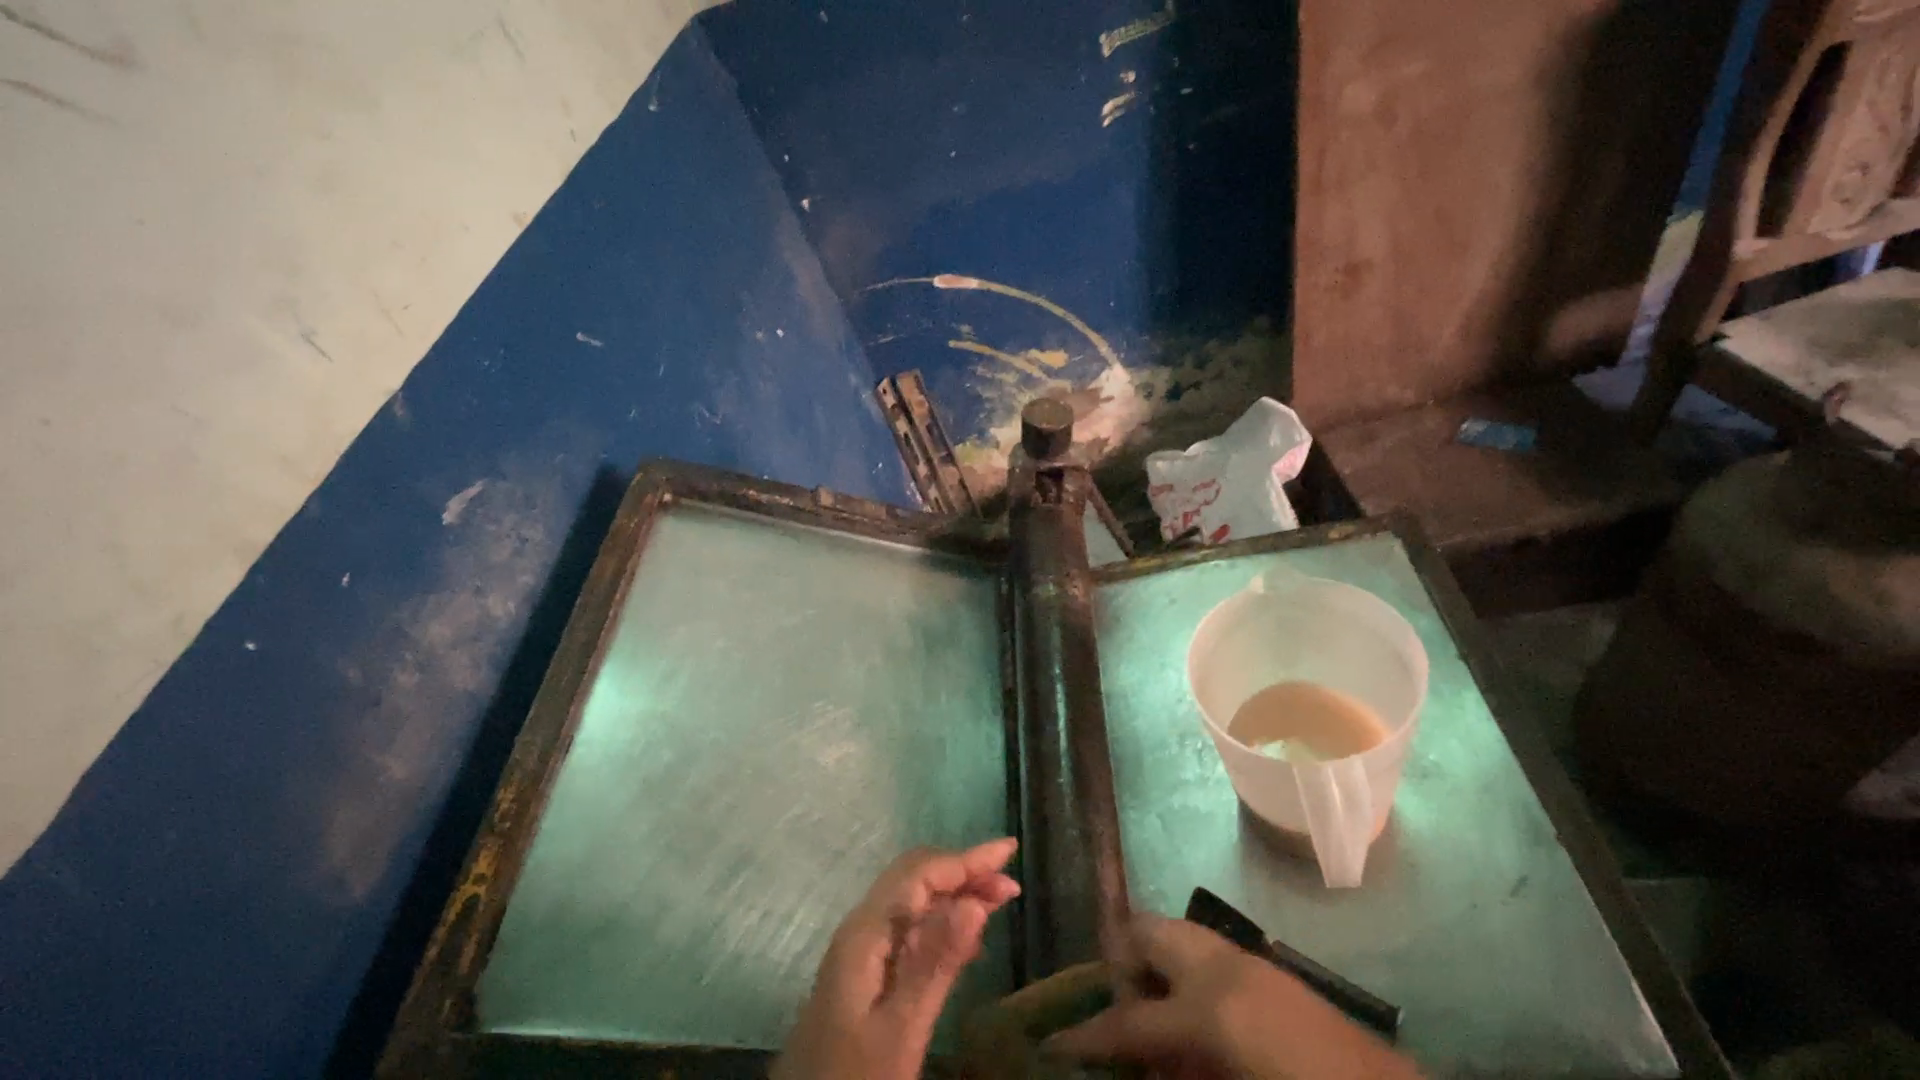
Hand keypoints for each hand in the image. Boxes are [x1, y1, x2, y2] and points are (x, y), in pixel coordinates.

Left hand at [773, 838, 1021, 1079]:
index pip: (921, 874)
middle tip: (1011, 888)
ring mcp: (861, 949)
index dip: (967, 859)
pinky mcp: (865, 971)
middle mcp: (862, 929)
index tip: (1010, 852)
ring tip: (998, 903)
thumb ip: (934, 963)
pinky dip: (941, 919)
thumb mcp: (900, 1028)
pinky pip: (908, 926)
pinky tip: (965, 937)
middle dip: (964, 871)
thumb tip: (974, 901)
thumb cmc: (853, 1074)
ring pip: (913, 899)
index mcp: (867, 932)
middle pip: (916, 878)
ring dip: (955, 893)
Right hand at [1045, 916, 1420, 1079]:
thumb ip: (1170, 1062)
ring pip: (1178, 939)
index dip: (1087, 1034)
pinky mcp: (1271, 973)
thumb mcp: (1216, 1070)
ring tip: (1150, 1019)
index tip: (1054, 1044)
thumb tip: (1134, 1057)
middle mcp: (1223, 969)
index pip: (1126, 1021)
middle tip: (1114, 1011)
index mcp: (1207, 1008)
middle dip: (1120, 964)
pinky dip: (1187, 981)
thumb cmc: (1293, 1076)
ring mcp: (1250, 964)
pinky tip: (1195, 1027)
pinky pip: (1209, 959)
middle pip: (1146, 934)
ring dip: (1153, 969)